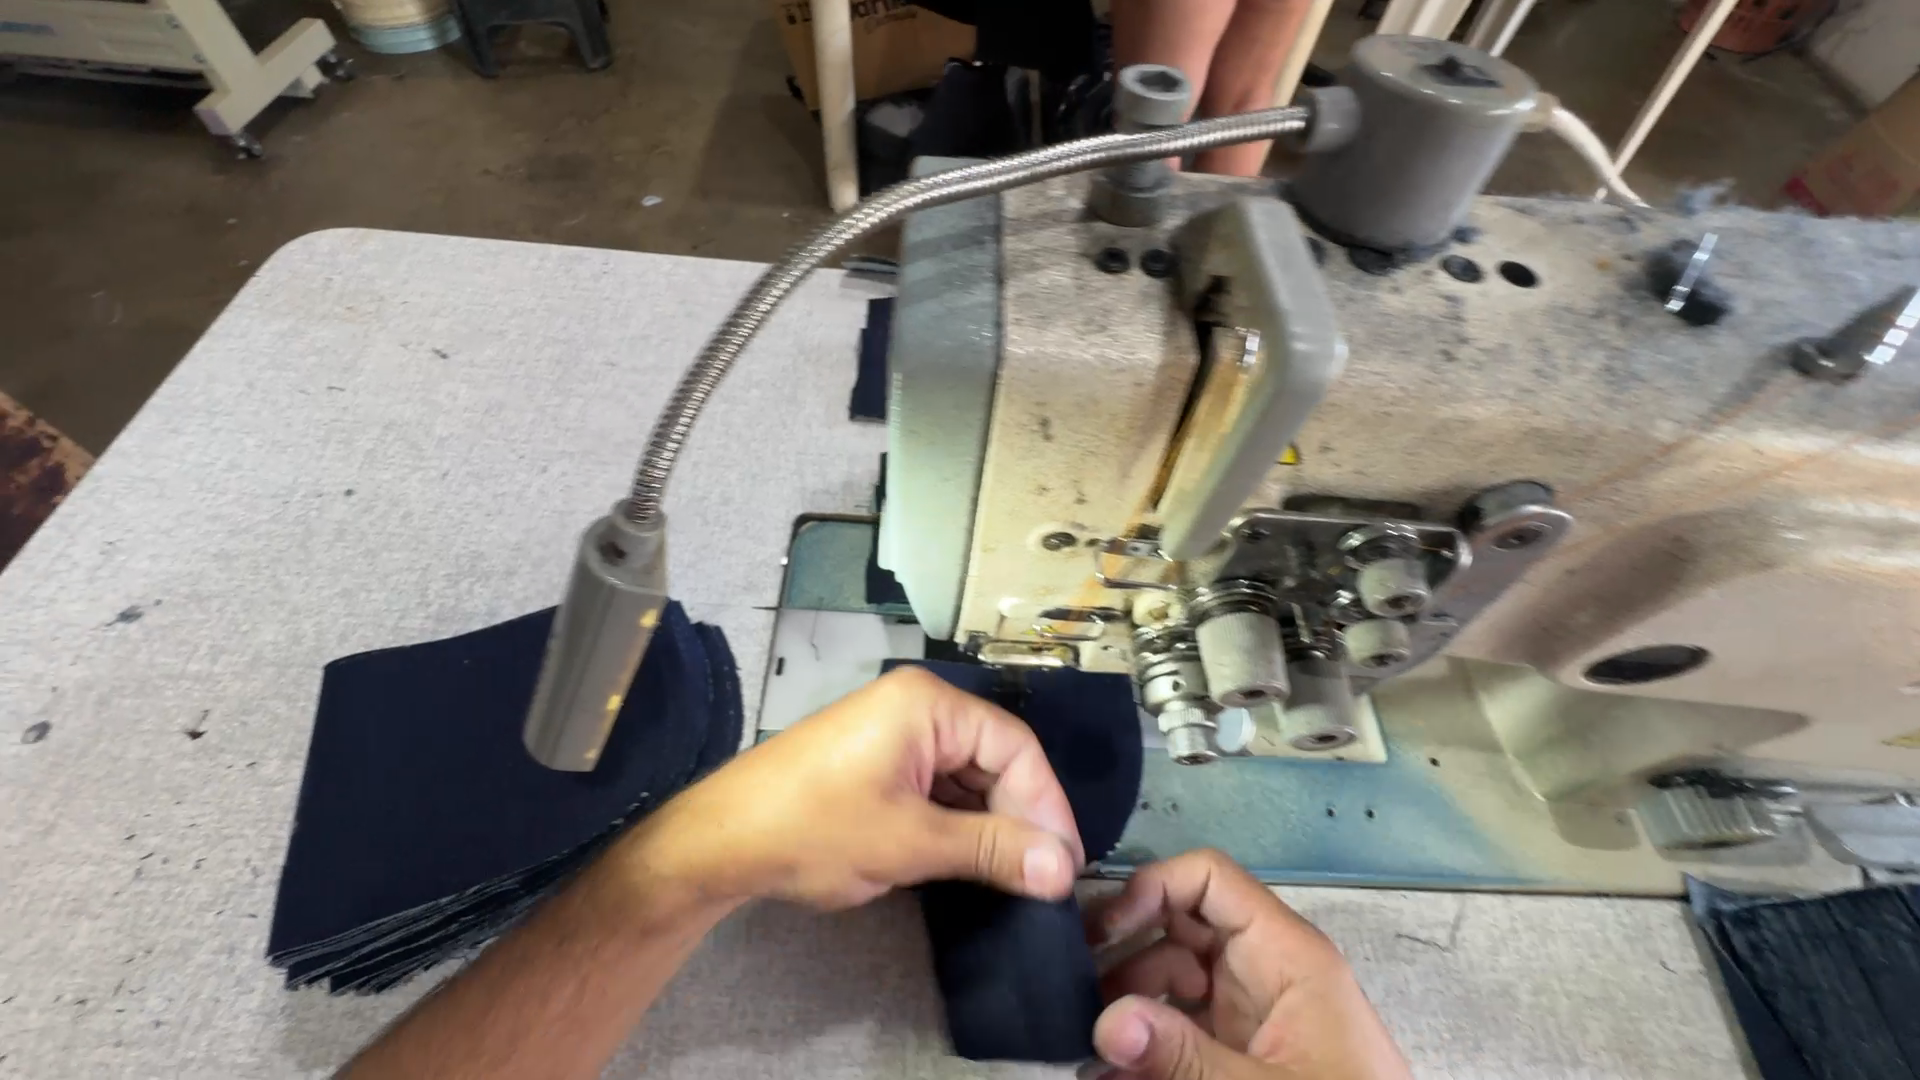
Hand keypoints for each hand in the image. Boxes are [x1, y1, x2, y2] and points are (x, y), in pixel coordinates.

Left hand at [611, 666, 1084, 909]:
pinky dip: (957, 821)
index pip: (1014, 746)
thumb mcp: (911, 841)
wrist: (721, 840)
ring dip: (989, 822)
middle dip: (1018, 815)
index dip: (1045, 804)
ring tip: (1013, 874)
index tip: (1064, 862)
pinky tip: (972, 858)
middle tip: (1041, 876)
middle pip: (994, 757)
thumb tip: (1062, 869)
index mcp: (929, 704)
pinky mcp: (880, 761)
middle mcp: (918, 707)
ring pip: (967, 775)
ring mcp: (896, 733)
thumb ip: (991, 849)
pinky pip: (938, 785)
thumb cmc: (817, 827)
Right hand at [1086, 850, 1410, 1079]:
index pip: (1208, 877)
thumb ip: (1184, 1058)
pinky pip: (1179, 1029)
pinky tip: (1106, 1074)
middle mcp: (1261, 969)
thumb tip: (1103, 1022)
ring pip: (1169, 980)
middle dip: (1124, 953)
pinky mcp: (1236, 1054)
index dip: (1152, 888)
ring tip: (1085, 1049)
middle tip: (1072, 989)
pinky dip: (1144, 1047)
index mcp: (1284, 953)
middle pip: (1178, 926)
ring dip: (1125, 1008)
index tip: (1103, 933)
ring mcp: (1248, 1013)